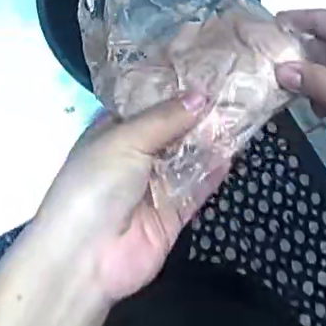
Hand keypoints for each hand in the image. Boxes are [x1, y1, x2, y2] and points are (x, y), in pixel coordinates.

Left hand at [26, 92, 219, 301]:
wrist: (87, 254)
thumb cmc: (96, 180)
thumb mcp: (125, 138)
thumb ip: (164, 119)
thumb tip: (199, 96)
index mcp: (112, 129)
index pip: (145, 104)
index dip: (170, 90)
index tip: (201, 72)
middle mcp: (134, 153)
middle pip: (170, 130)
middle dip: (194, 114)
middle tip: (229, 91)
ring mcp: (153, 184)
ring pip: (186, 157)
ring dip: (208, 140)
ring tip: (238, 114)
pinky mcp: (172, 215)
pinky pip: (196, 189)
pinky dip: (212, 172)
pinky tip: (232, 152)